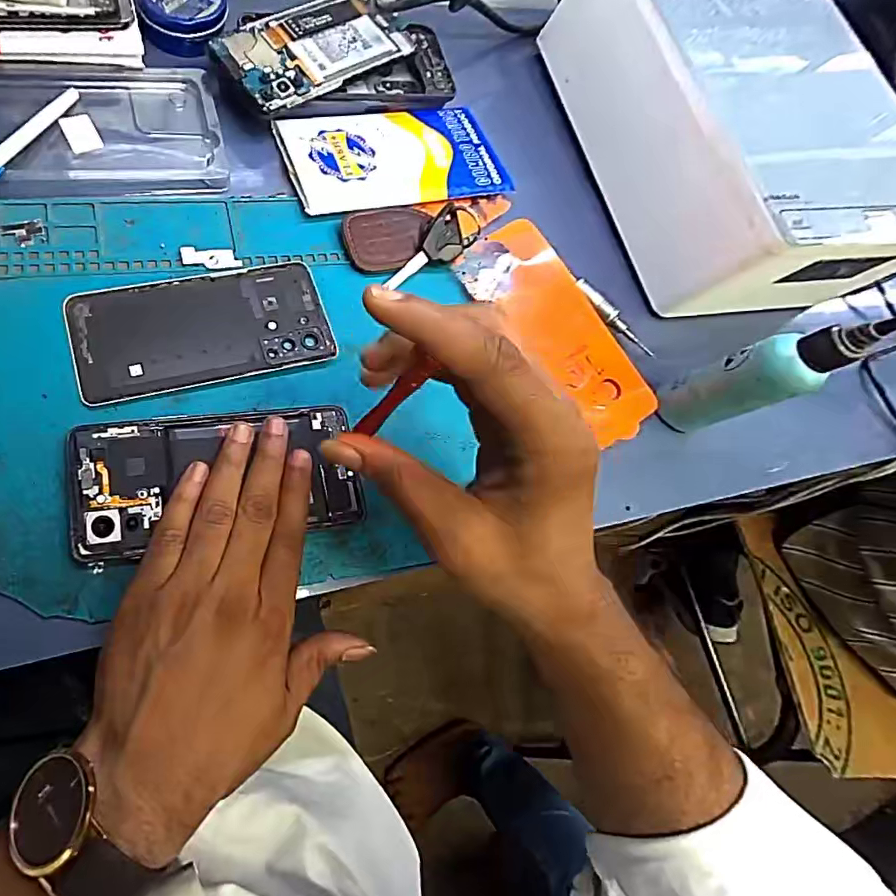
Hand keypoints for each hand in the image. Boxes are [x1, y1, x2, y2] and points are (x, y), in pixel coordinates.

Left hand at [75, 418, 374, 866]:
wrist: (141, 769)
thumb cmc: (218, 743)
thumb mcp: (281, 711)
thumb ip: (316, 661)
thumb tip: (363, 640)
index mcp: (267, 621)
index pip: (287, 542)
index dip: (296, 495)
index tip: (302, 458)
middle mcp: (229, 593)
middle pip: (254, 516)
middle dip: (266, 465)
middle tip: (274, 425)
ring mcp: (183, 588)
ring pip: (214, 515)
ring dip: (229, 468)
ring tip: (241, 431)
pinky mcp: (145, 592)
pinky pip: (169, 535)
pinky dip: (184, 500)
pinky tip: (199, 472)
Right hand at [320, 286, 606, 627]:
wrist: (560, 594)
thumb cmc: (516, 573)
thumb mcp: (452, 534)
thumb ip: (398, 478)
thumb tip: (335, 443)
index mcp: (548, 435)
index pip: (489, 357)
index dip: (429, 325)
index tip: (374, 301)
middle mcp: (552, 404)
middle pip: (487, 335)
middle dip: (420, 331)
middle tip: (367, 366)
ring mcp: (540, 400)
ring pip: (481, 339)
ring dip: (425, 341)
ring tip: (376, 372)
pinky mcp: (523, 404)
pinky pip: (478, 360)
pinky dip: (435, 357)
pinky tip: (404, 374)